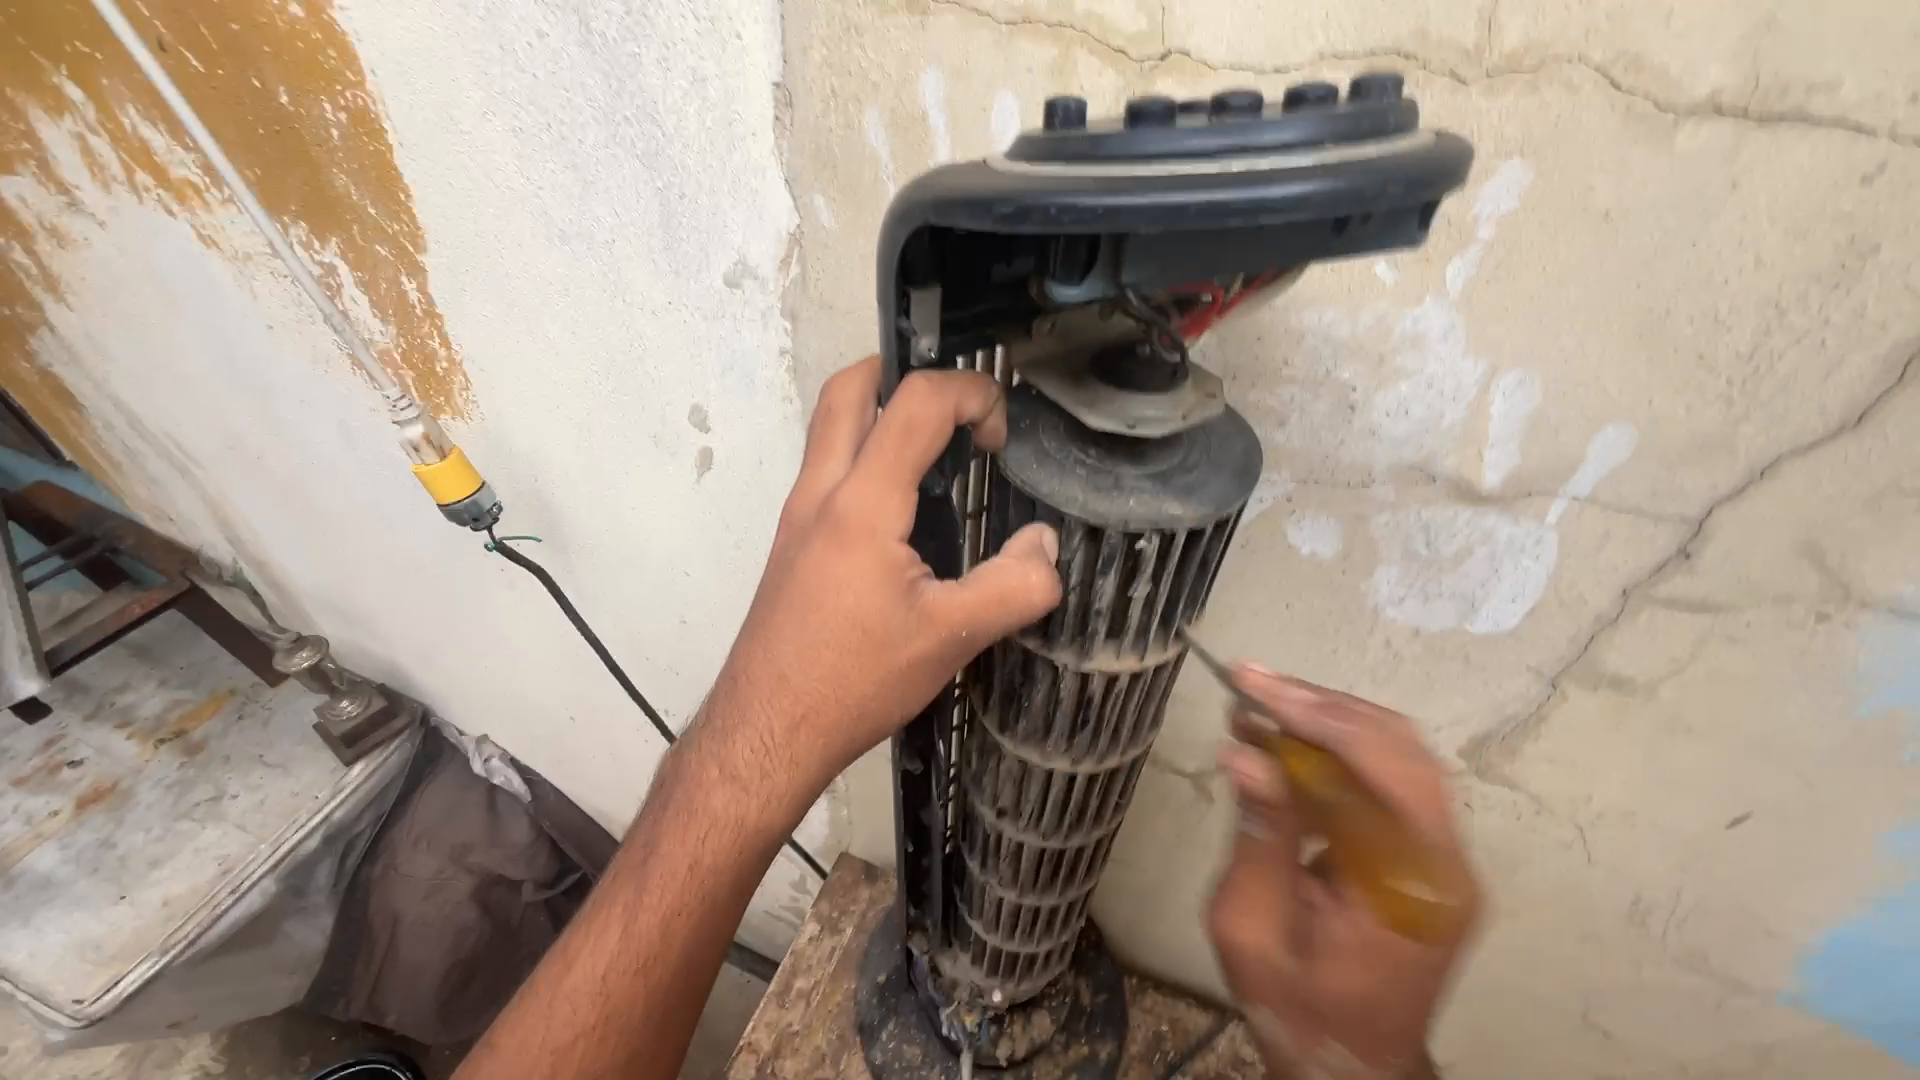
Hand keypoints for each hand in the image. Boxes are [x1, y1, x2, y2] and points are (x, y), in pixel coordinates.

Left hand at [697, 356, 1063, 801]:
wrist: (766, 729)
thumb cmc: (854, 681)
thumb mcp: (949, 639)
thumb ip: (1013, 587)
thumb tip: (1047, 548)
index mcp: (863, 503)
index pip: (916, 402)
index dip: (971, 393)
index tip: (1001, 435)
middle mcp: (820, 492)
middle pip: (849, 389)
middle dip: (906, 375)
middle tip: (957, 413)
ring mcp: (797, 516)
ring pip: (829, 427)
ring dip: (880, 413)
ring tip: (937, 454)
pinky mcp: (791, 543)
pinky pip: (827, 469)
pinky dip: (865, 455)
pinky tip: (903, 513)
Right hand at [1208, 668, 1479, 1078]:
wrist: (1354, 1067)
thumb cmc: (1296, 1007)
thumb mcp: (1252, 929)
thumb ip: (1259, 837)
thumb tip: (1244, 751)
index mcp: (1409, 887)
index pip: (1375, 770)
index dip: (1310, 715)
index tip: (1248, 683)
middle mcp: (1445, 863)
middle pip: (1398, 746)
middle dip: (1318, 703)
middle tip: (1249, 682)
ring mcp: (1445, 857)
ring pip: (1399, 752)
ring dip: (1328, 718)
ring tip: (1259, 702)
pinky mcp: (1427, 854)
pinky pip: (1388, 778)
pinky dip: (1336, 747)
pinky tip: (1284, 740)